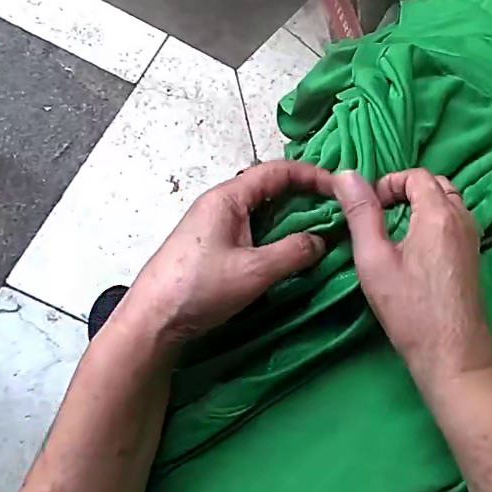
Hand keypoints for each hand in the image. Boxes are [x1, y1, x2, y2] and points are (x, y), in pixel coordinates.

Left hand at [117, 160, 333, 346]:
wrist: (152, 320)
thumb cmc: (198, 288)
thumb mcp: (253, 271)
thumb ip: (293, 252)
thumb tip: (322, 242)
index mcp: (228, 197)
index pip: (277, 172)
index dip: (312, 175)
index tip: (339, 188)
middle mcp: (221, 203)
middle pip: (270, 187)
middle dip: (305, 195)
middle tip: (337, 210)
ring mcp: (216, 224)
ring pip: (262, 210)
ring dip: (292, 217)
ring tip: (322, 230)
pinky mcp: (214, 245)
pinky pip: (253, 229)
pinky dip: (276, 234)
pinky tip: (291, 251)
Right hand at [331, 169, 491, 384]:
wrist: (453, 355)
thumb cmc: (409, 308)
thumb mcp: (374, 258)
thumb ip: (360, 212)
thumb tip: (346, 174)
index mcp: (439, 213)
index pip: (416, 175)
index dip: (388, 183)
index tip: (369, 209)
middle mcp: (462, 218)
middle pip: (435, 184)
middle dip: (404, 190)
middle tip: (380, 215)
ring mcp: (472, 237)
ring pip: (447, 201)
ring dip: (420, 204)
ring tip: (394, 230)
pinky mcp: (473, 256)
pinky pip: (454, 220)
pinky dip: (433, 219)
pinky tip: (414, 248)